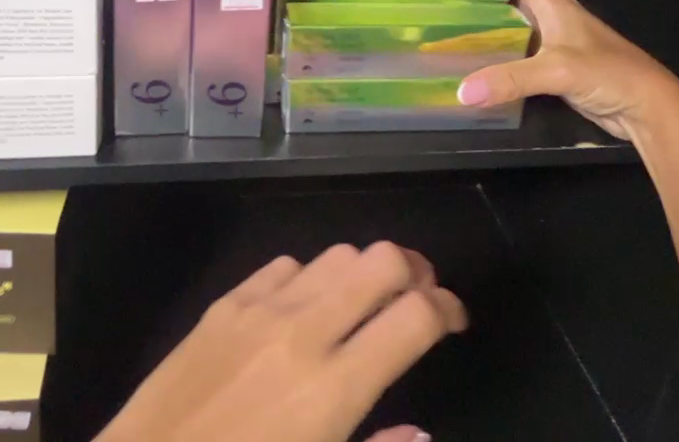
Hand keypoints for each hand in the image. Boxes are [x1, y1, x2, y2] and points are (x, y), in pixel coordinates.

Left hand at [96, 243, 467, 441]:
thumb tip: (422, 433)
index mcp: (334, 388)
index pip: (415, 316)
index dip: (449, 310)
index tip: (454, 322)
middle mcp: (303, 331)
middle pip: (382, 261)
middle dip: (416, 272)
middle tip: (421, 298)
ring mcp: (259, 309)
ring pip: (337, 254)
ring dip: (365, 273)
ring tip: (368, 302)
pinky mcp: (223, 304)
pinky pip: (285, 265)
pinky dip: (312, 278)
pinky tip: (305, 307)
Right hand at [457, 0, 678, 141]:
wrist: (647, 106)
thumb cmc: (611, 73)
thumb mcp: (560, 70)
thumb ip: (510, 79)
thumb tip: (461, 91)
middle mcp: (546, 8)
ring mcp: (546, 34)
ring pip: (507, 5)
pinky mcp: (546, 59)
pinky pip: (507, 37)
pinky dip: (486, 34)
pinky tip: (467, 45)